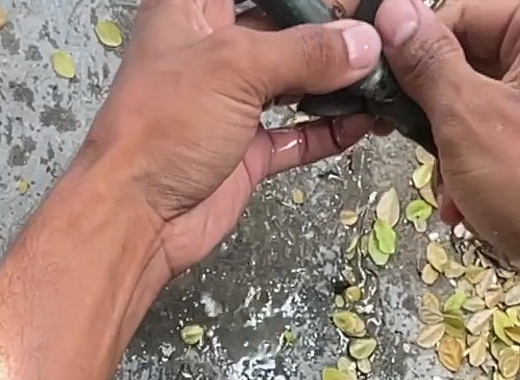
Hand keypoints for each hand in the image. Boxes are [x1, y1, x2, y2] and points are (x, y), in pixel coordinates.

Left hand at [77, 0, 383, 274]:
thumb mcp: (236, 67)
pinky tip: (362, 122)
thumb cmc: (162, 128)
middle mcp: (215, 48)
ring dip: (337, 79)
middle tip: (377, 28)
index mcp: (194, 5)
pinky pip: (296, 134)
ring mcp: (232, 103)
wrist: (137, 218)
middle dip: (329, 25)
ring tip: (382, 72)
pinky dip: (328, 130)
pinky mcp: (246, 152)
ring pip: (294, 78)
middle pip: (282, 22)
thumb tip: (364, 43)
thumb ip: (305, 51)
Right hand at [372, 0, 519, 307]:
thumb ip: (427, 62)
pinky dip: (468, 172)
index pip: (460, 12)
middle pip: (465, 61)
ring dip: (447, 154)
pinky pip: (489, 140)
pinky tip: (464, 202)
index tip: (384, 91)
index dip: (416, 56)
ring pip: (471, 107)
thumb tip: (395, 16)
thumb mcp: (467, 117)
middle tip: (425, 148)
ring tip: (453, 186)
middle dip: (435, 118)